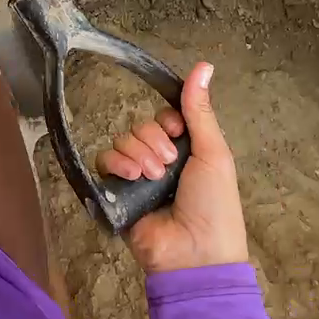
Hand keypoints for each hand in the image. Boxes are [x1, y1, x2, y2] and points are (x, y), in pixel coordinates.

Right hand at [96, 62, 250, 274]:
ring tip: (151, 177)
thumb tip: (203, 64)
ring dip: (138, 155)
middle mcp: (161, 160)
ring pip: (123, 140)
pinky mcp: (117, 191)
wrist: (194, 254)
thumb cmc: (213, 205)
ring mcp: (138, 176)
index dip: (167, 122)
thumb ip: (199, 110)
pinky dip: (116, 164)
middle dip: (153, 142)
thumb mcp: (213, 153)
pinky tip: (131, 176)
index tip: (176, 133)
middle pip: (142, 127)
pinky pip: (105, 160)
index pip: (165, 118)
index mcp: (187, 151)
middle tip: (168, 164)